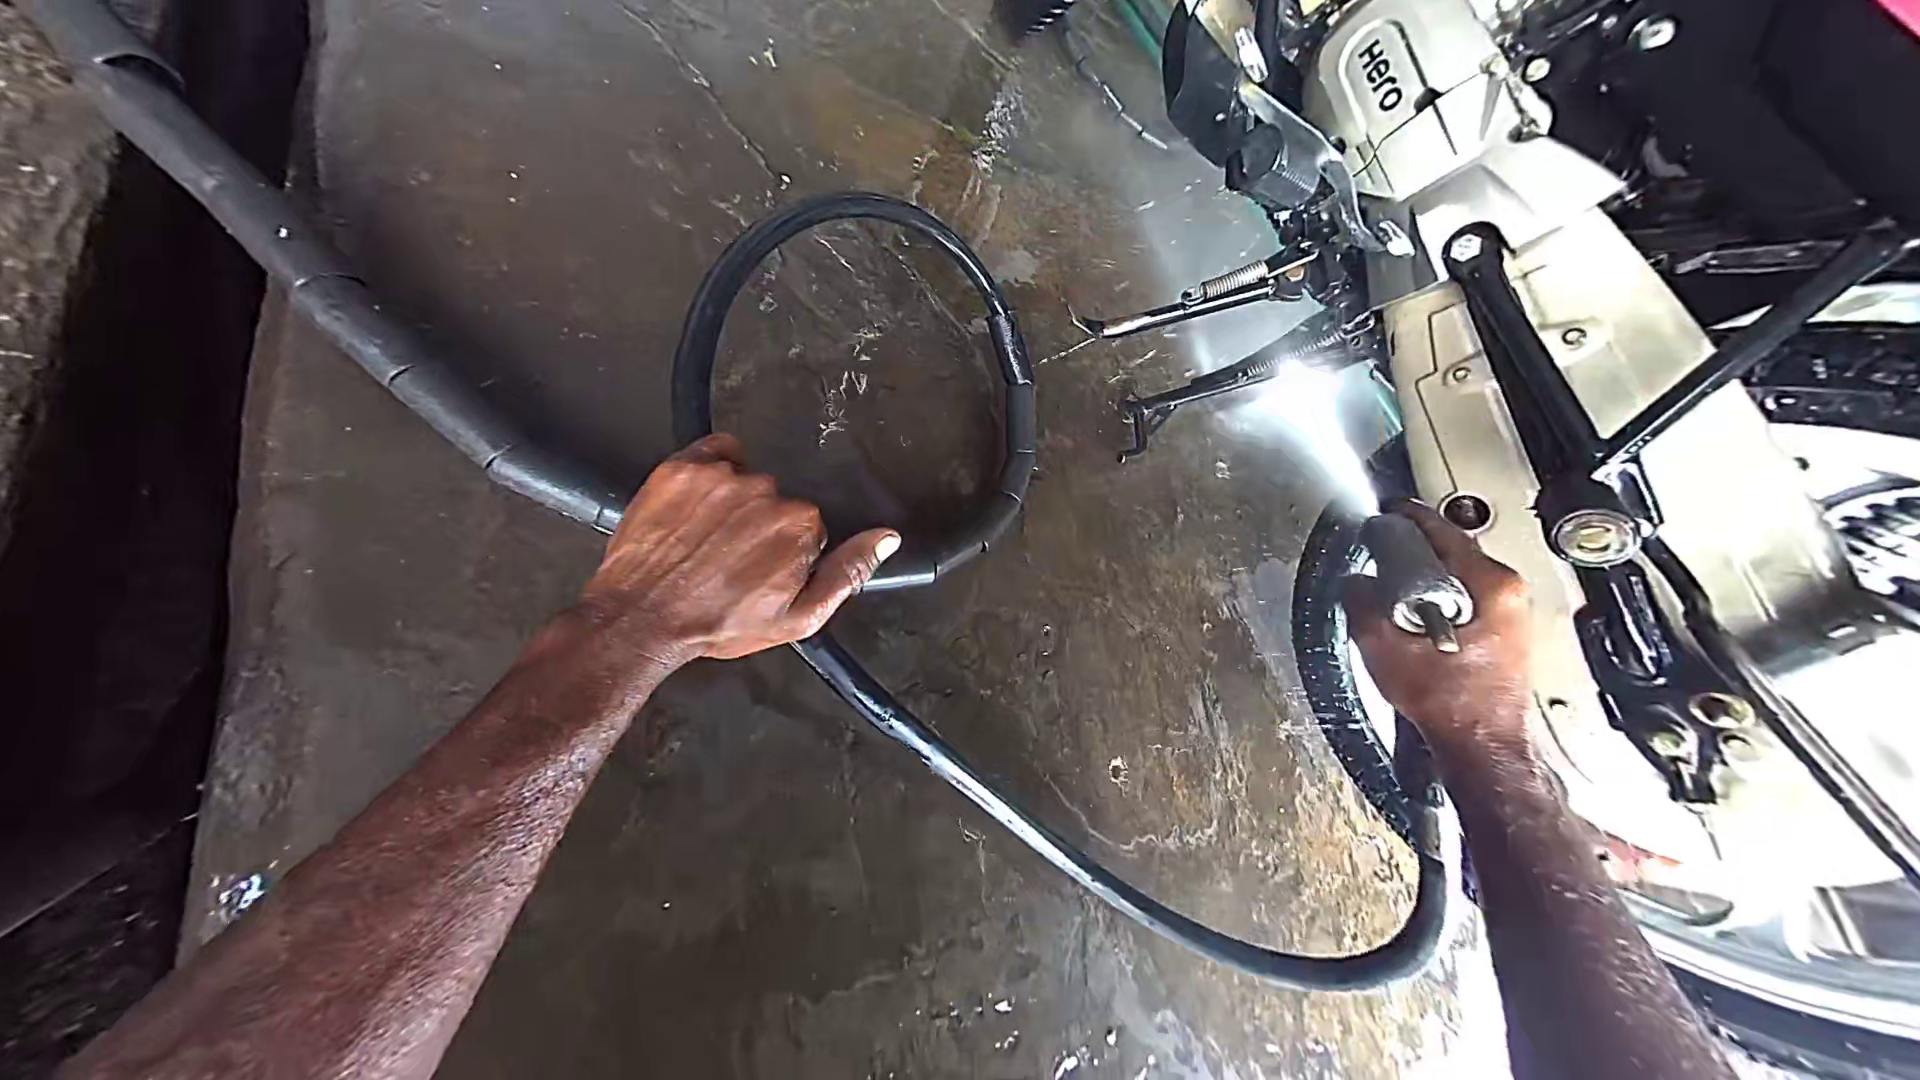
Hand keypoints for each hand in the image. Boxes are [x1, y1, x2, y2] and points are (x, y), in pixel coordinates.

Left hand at [576, 434, 898, 664]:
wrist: (643, 618)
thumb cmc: (717, 621)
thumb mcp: (800, 616)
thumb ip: (850, 571)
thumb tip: (885, 539)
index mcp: (800, 525)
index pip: (809, 525)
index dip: (788, 551)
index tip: (764, 570)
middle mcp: (766, 492)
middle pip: (779, 501)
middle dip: (762, 527)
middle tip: (732, 561)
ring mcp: (723, 477)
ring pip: (748, 479)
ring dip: (736, 504)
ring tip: (708, 542)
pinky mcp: (685, 467)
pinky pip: (717, 451)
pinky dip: (715, 470)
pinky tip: (702, 505)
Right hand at [1341, 502, 1534, 754]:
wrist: (1479, 744)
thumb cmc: (1449, 704)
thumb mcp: (1383, 647)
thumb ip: (1362, 603)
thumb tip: (1355, 582)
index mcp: (1490, 587)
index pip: (1444, 530)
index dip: (1408, 517)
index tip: (1388, 509)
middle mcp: (1509, 594)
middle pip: (1452, 549)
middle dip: (1412, 546)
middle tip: (1379, 547)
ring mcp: (1511, 613)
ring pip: (1456, 573)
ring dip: (1422, 572)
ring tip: (1389, 583)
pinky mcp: (1504, 630)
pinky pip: (1463, 593)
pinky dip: (1434, 592)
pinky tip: (1410, 612)